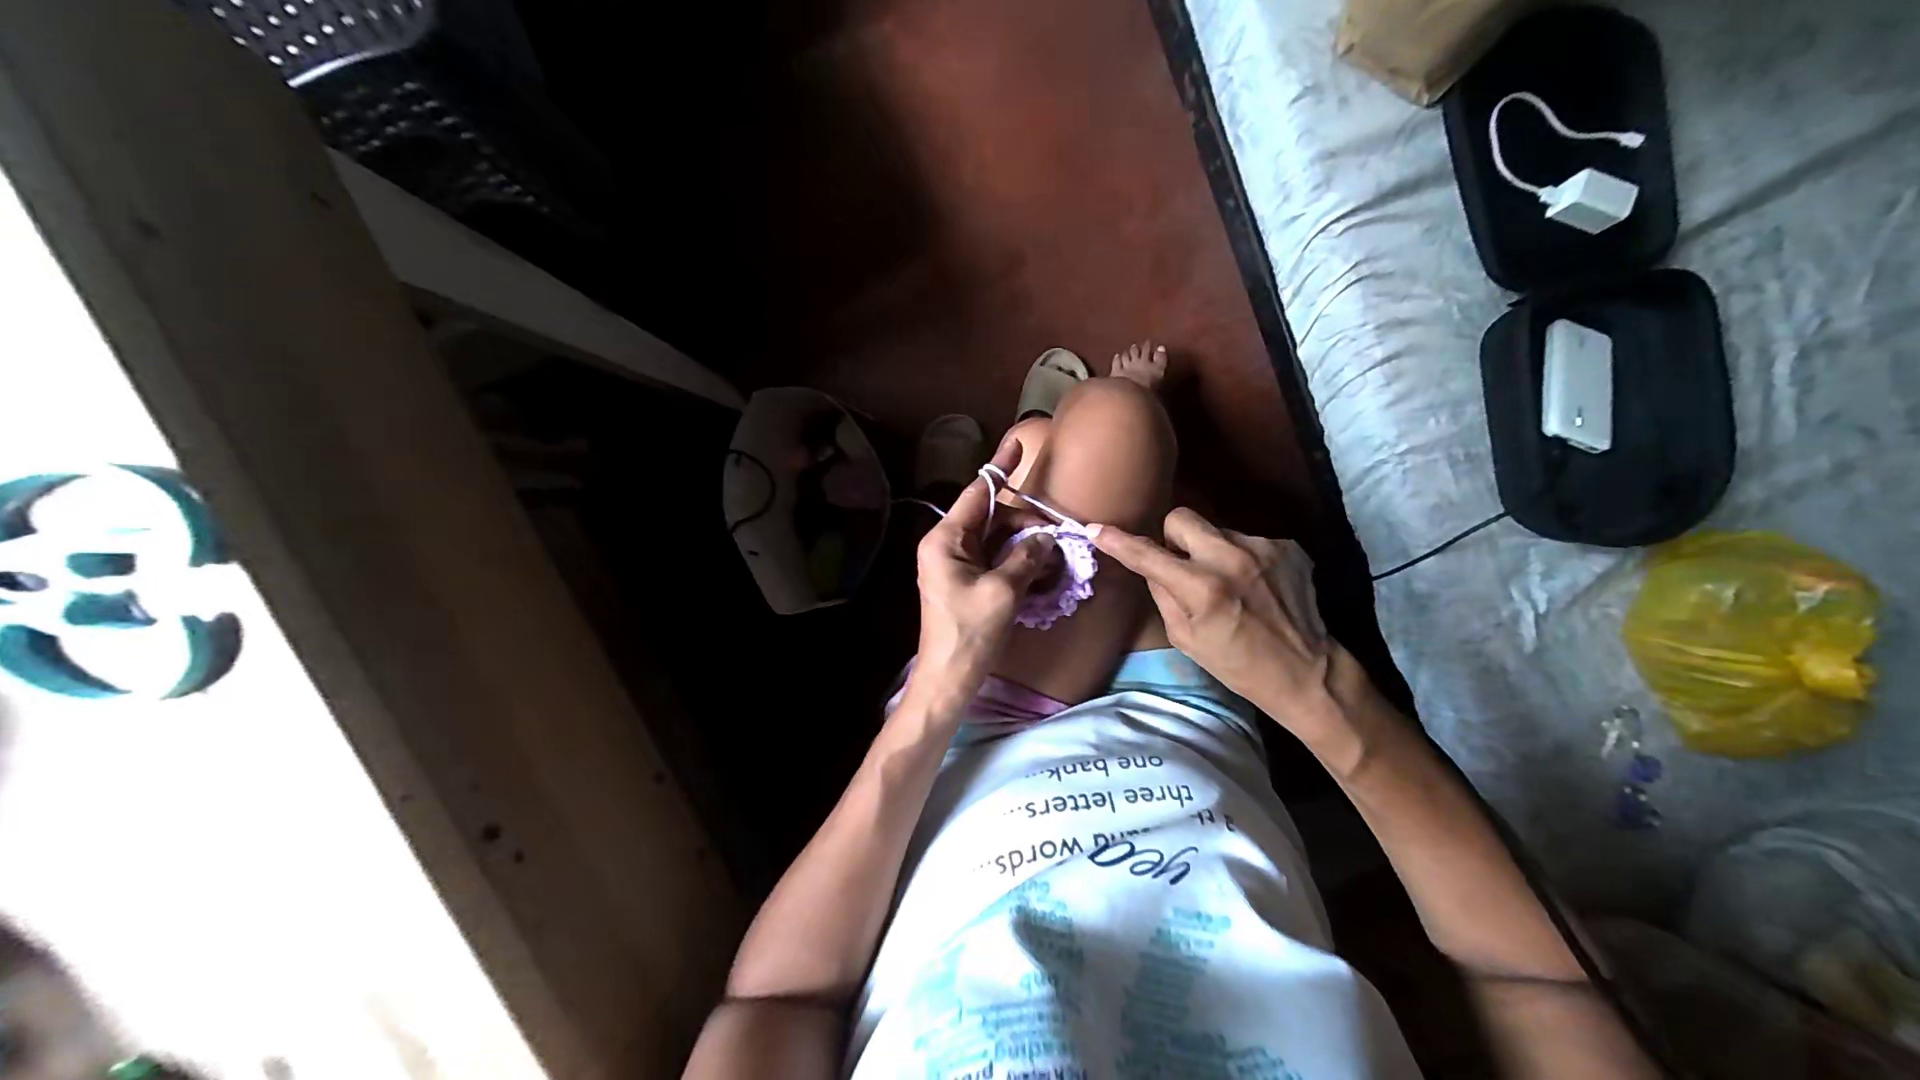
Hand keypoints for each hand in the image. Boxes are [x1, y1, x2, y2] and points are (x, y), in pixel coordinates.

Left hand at [910, 438, 1055, 708]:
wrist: (948, 679)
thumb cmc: (968, 634)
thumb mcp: (1003, 592)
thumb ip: (1026, 557)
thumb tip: (1047, 537)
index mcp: (946, 539)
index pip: (976, 493)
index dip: (1000, 469)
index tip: (1017, 444)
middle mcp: (948, 545)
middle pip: (993, 518)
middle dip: (1026, 522)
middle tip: (1057, 537)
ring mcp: (958, 565)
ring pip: (998, 540)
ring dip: (1026, 546)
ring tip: (1055, 560)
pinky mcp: (968, 582)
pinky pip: (997, 561)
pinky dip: (1019, 563)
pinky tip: (1043, 573)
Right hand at [1091, 508, 1334, 722]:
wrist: (1307, 672)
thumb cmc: (1237, 664)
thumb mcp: (1185, 638)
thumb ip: (1163, 593)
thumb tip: (1152, 564)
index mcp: (1203, 588)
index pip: (1148, 554)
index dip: (1118, 542)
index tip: (1097, 530)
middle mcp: (1232, 558)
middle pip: (1182, 517)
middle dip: (1173, 537)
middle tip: (1181, 565)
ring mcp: (1264, 548)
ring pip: (1217, 530)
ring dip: (1211, 550)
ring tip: (1228, 584)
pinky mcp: (1288, 547)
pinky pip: (1246, 540)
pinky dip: (1240, 558)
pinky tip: (1254, 585)